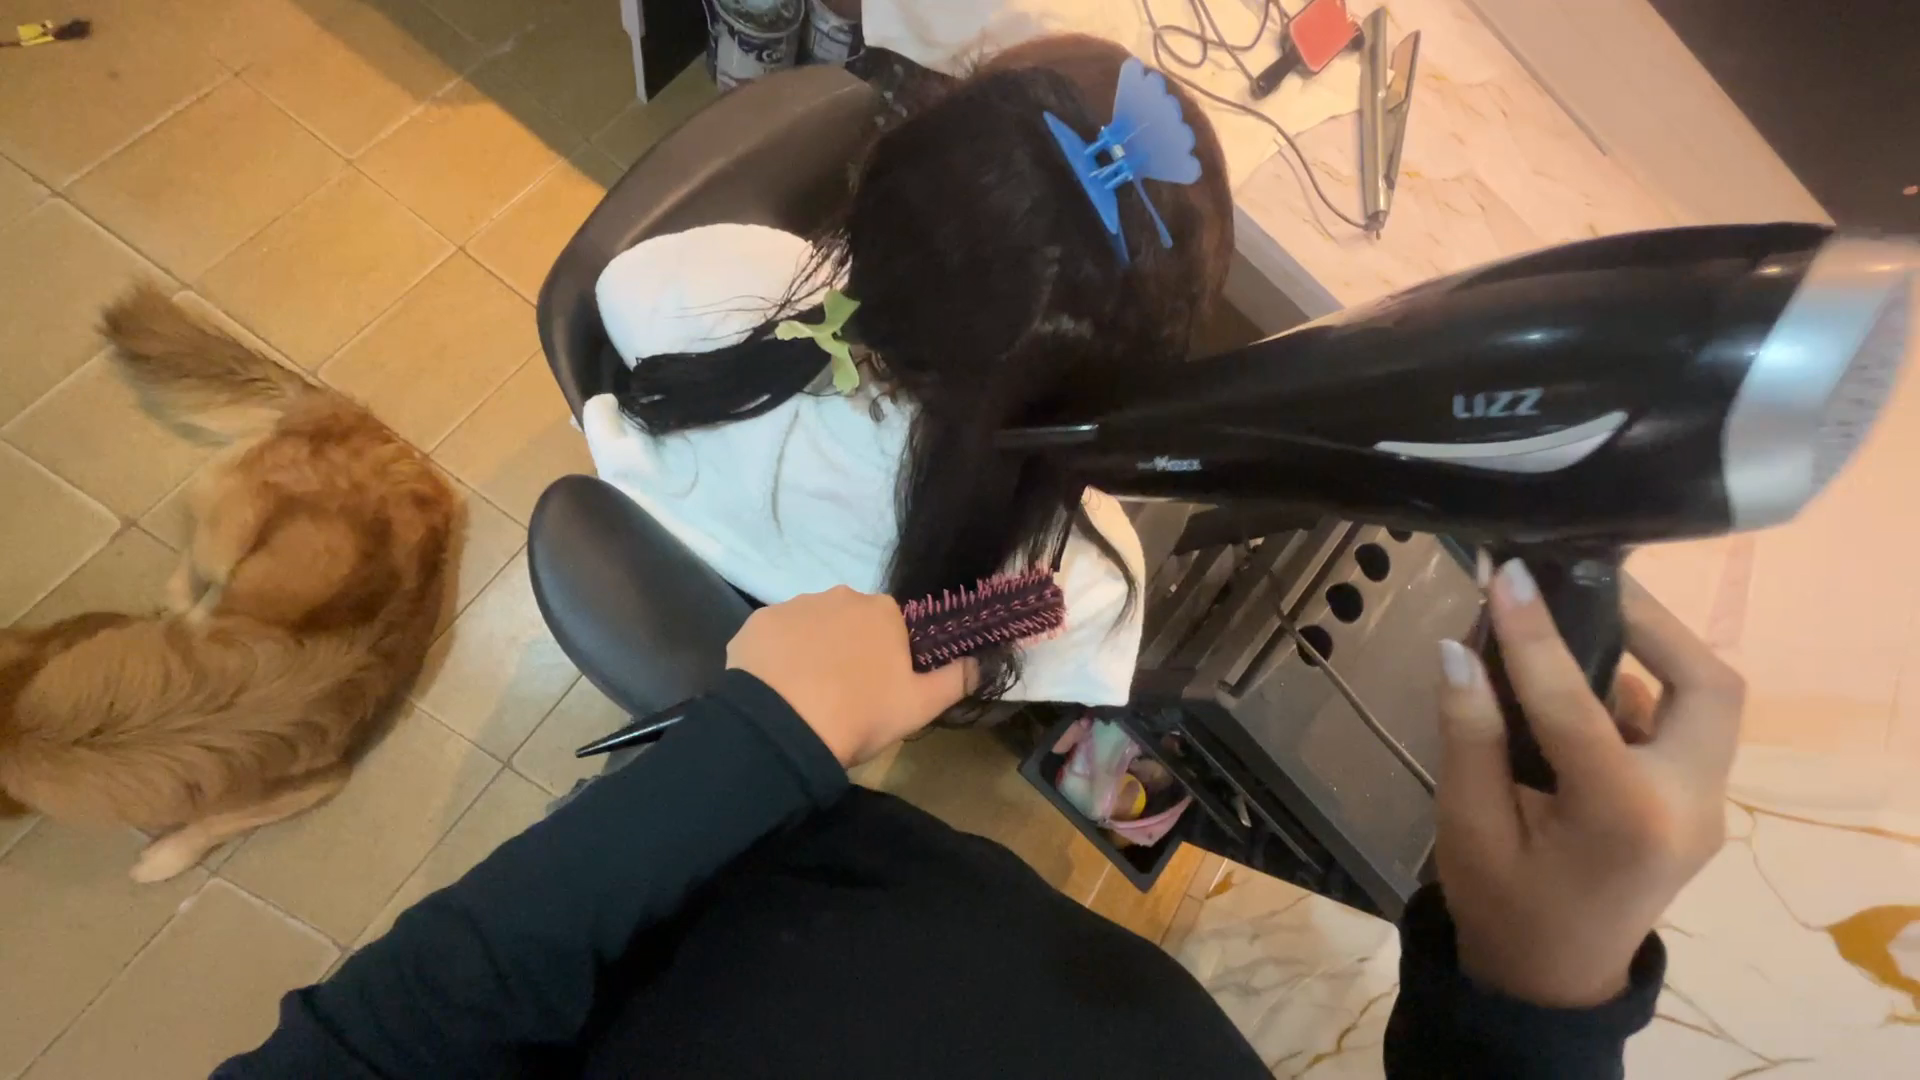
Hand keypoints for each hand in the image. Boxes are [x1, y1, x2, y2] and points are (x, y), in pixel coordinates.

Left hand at [726, 586, 974, 766]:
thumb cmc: (861, 714)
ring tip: (805, 694)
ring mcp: (794, 606)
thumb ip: (957, 679)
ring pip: (811, 627)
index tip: (878, 689)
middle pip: (850, 621)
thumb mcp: (920, 705)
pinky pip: (775, 637)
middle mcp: (840, 595)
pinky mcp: (757, 623)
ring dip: (813, 650)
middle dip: (849, 649)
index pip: (892, 627)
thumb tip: (982, 661)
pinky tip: (777, 688)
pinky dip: (777, 657)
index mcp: (882, 611)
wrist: (783, 729)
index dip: (887, 658)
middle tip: (842, 694)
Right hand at [1434, 561, 1742, 1007]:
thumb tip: (1455, 651)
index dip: (1534, 634)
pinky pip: (1680, 725)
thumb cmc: (1499, 899)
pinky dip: (1637, 684)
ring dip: (1649, 648)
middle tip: (1581, 580)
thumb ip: (1468, 734)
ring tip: (1574, 611)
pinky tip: (1577, 678)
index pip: (1578, 704)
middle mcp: (1690, 804)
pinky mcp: (1693, 803)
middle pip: (1708, 688)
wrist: (1551, 973)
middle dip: (1650, 622)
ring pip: (1704, 703)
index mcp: (1625, 816)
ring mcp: (1705, 805)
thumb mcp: (1465, 821)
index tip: (1506, 574)